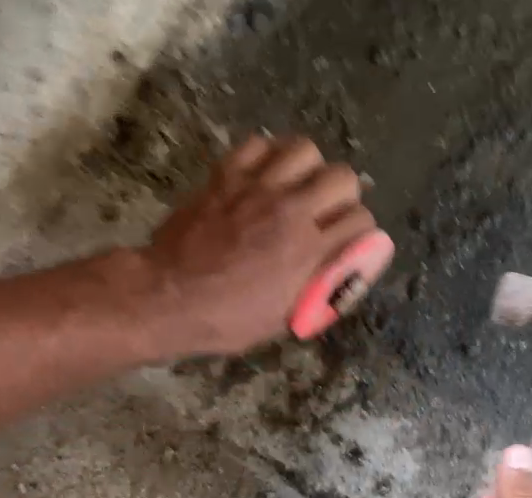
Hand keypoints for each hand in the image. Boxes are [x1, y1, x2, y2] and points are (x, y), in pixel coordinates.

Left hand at [141, 134, 375, 355]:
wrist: (169, 297)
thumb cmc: (229, 320)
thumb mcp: (286, 317)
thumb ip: (321, 287)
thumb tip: (344, 269)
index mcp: (310, 251)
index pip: (362, 222)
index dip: (361, 234)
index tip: (349, 244)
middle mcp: (291, 211)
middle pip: (343, 177)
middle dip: (343, 196)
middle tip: (327, 213)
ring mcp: (257, 187)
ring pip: (305, 150)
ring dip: (309, 168)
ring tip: (298, 187)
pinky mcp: (227, 175)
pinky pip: (260, 144)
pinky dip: (269, 156)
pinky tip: (265, 177)